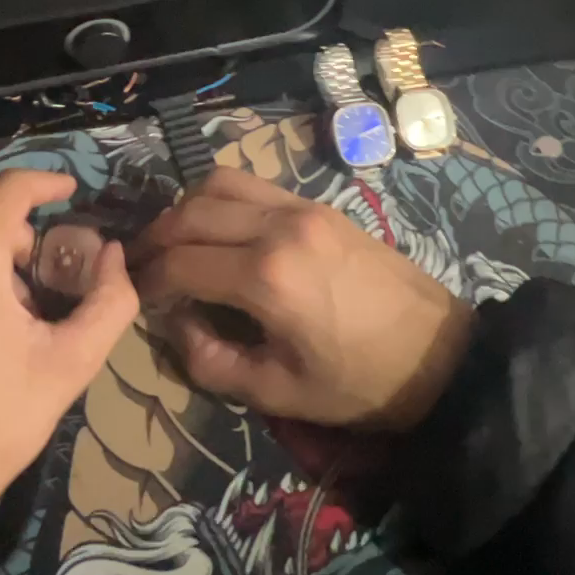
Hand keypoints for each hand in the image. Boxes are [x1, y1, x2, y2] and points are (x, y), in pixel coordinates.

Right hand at [132, 168, 472, 430]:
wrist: (440, 352)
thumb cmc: (359, 382)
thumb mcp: (278, 391)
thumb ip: (210, 360)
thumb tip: (175, 321)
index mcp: (267, 277)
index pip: (180, 262)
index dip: (148, 279)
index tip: (135, 296)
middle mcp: (277, 226)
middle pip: (191, 213)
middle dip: (155, 238)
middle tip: (140, 265)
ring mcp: (300, 207)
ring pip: (218, 182)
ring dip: (185, 208)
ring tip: (174, 240)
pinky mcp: (316, 203)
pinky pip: (252, 183)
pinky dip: (219, 197)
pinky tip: (217, 226)